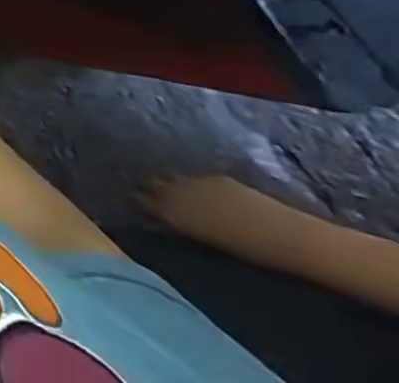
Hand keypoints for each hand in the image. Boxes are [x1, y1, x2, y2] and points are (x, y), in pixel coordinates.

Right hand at [140, 175, 268, 239]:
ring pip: (171, 176)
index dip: (140, 199)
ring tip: (176, 189)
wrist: (288, 237)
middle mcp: (175, 192)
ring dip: (171, 181)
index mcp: (170, 212)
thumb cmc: (248, 250)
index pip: (141, 199)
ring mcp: (196, 182)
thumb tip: (165, 215)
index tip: (139, 202)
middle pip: (152, 183)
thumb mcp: (204, 240)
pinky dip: (194, 183)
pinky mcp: (217, 178)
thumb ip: (180, 224)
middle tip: (154, 193)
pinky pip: (196, 177)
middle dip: (151, 186)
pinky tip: (203, 191)